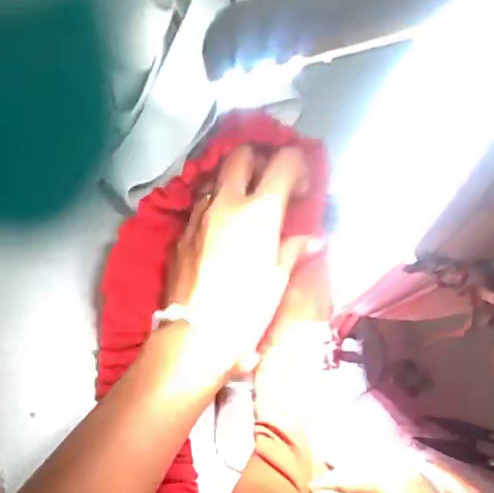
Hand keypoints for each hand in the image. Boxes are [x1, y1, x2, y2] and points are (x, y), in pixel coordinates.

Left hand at [164, 145, 314, 374]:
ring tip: (243, 207)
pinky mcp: (180, 237)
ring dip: (231, 183)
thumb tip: (313, 240)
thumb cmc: (245, 312)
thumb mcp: (277, 281)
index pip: (285, 161)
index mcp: (259, 210)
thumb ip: (293, 251)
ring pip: (214, 180)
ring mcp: (198, 218)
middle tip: (270, 183)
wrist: (194, 336)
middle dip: (259, 160)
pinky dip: (212, 209)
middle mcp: (226, 203)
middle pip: (241, 155)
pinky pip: (198, 208)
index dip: (299, 166)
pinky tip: (220, 231)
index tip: (301, 189)